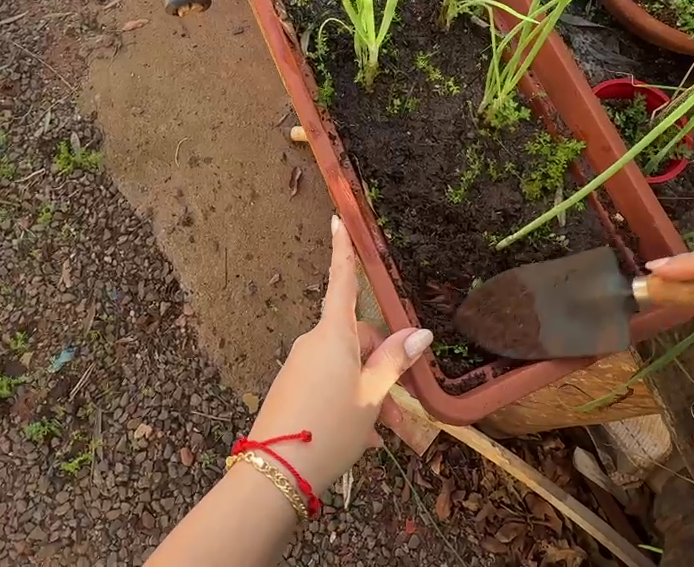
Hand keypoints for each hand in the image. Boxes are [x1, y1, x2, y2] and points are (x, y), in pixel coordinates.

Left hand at [247, 216, 431, 492]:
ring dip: (369, 392)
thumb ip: (394, 362)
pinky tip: (364, 440)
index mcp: (333, 334)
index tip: (336, 218)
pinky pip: (330, 384)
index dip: (342, 249)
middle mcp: (314, 342)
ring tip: (385, 436)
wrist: (273, 474)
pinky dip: (350, 402)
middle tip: (402, 409)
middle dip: (381, 365)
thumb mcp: (371, 396)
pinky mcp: (292, 387)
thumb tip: (420, 332)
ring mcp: (300, 365)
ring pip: (346, 367)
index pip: (342, 280)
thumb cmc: (330, 426)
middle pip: (357, 337)